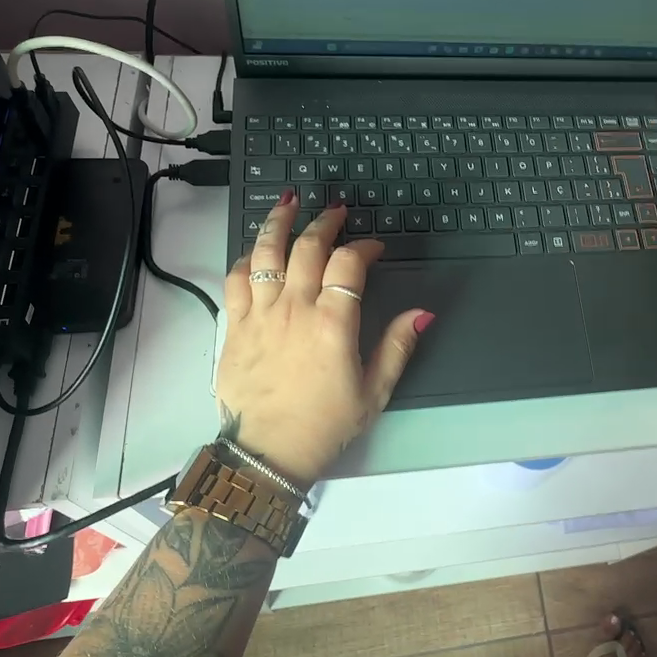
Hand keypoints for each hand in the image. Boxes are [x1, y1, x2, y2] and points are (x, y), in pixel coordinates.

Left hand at [216, 192, 431, 485]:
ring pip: (266, 252)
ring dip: (278, 222)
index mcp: (333, 324)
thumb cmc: (323, 425)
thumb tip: (422, 313)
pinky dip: (247, 258)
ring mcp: (260, 315)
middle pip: (308, 247)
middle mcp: (295, 309)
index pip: (350, 264)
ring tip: (288, 202)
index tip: (373, 247)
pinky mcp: (235, 327)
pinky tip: (256, 250)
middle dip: (325, 221)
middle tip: (336, 210)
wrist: (267, 454)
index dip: (364, 246)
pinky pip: (236, 279)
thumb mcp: (374, 391)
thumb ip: (398, 346)